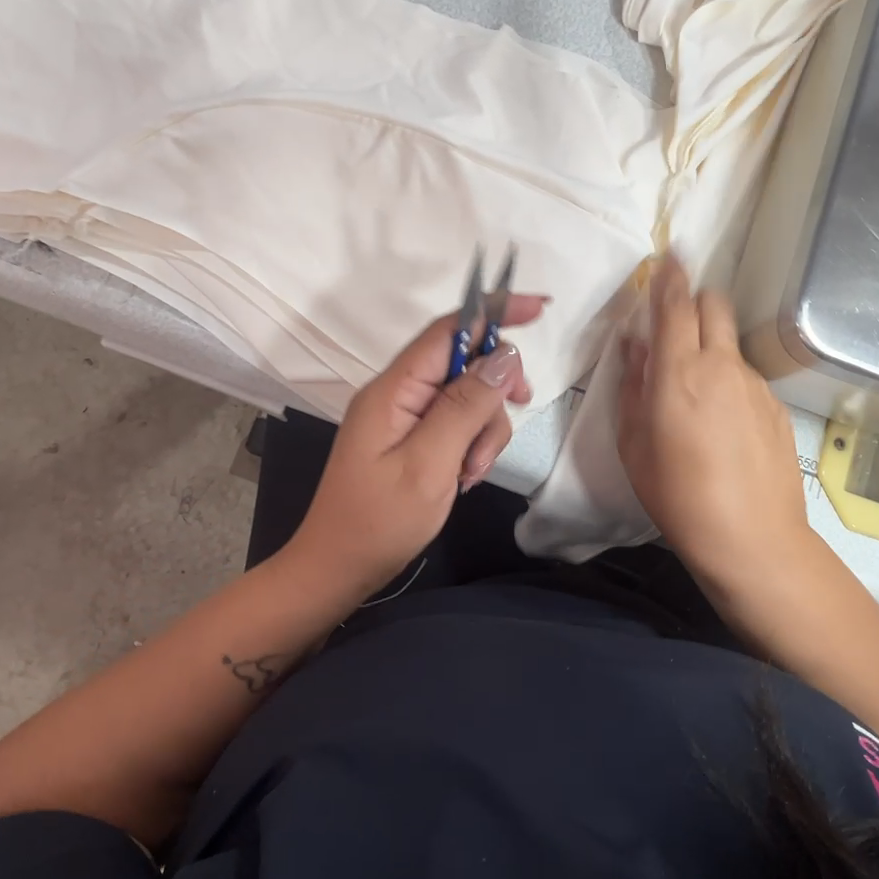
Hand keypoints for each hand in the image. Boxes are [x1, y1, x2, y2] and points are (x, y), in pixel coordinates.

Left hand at [289, 296, 541, 581]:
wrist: (339, 569)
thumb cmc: (379, 521)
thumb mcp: (429, 464)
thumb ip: (466, 407)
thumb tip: (504, 355)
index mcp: (394, 390)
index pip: (448, 330)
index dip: (493, 313)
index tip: (539, 309)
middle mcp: (398, 394)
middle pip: (464, 365)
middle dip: (492, 395)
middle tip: (507, 424)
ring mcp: (405, 418)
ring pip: (467, 400)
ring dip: (482, 432)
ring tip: (470, 475)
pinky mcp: (412, 441)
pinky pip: (455, 427)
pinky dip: (470, 448)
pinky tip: (464, 478)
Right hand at [616, 254, 809, 572]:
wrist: (751, 539)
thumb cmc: (676, 494)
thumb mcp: (634, 444)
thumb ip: (633, 387)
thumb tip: (635, 348)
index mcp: (679, 372)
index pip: (675, 305)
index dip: (669, 276)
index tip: (667, 255)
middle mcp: (721, 367)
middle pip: (714, 305)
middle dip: (695, 298)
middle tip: (673, 319)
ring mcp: (754, 386)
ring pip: (729, 343)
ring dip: (709, 346)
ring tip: (693, 391)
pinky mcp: (775, 408)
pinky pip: (745, 377)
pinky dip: (727, 380)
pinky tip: (720, 424)